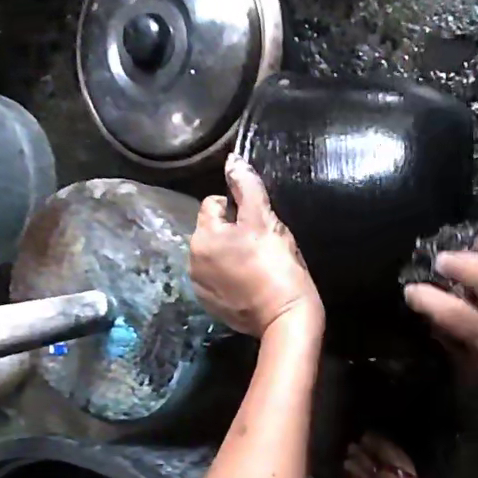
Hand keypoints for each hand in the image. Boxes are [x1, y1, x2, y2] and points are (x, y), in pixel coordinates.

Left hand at [191, 156, 322, 337]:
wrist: (285, 317)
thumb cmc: (277, 264)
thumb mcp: (265, 220)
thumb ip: (246, 186)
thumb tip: (232, 160)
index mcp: (202, 237)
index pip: (215, 204)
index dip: (240, 209)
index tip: (260, 225)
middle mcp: (192, 261)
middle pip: (213, 230)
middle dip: (234, 232)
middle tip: (262, 245)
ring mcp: (199, 287)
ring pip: (216, 254)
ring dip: (232, 254)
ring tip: (258, 265)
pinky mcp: (211, 306)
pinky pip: (219, 279)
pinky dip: (232, 277)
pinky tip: (252, 283)